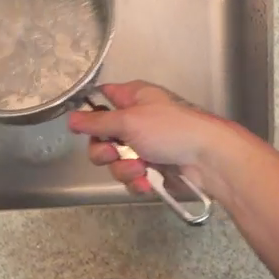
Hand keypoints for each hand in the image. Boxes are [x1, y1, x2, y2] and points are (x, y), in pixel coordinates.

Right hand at [67, 81, 246, 195]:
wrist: (208, 159)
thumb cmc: (172, 130)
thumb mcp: (129, 120)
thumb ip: (96, 122)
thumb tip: (71, 118)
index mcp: (134, 97)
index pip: (102, 98)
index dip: (89, 112)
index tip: (80, 127)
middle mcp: (137, 119)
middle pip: (102, 136)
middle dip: (104, 150)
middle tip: (113, 153)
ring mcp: (145, 145)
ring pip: (115, 160)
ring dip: (123, 168)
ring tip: (140, 169)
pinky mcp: (153, 167)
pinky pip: (131, 176)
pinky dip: (136, 180)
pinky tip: (146, 181)